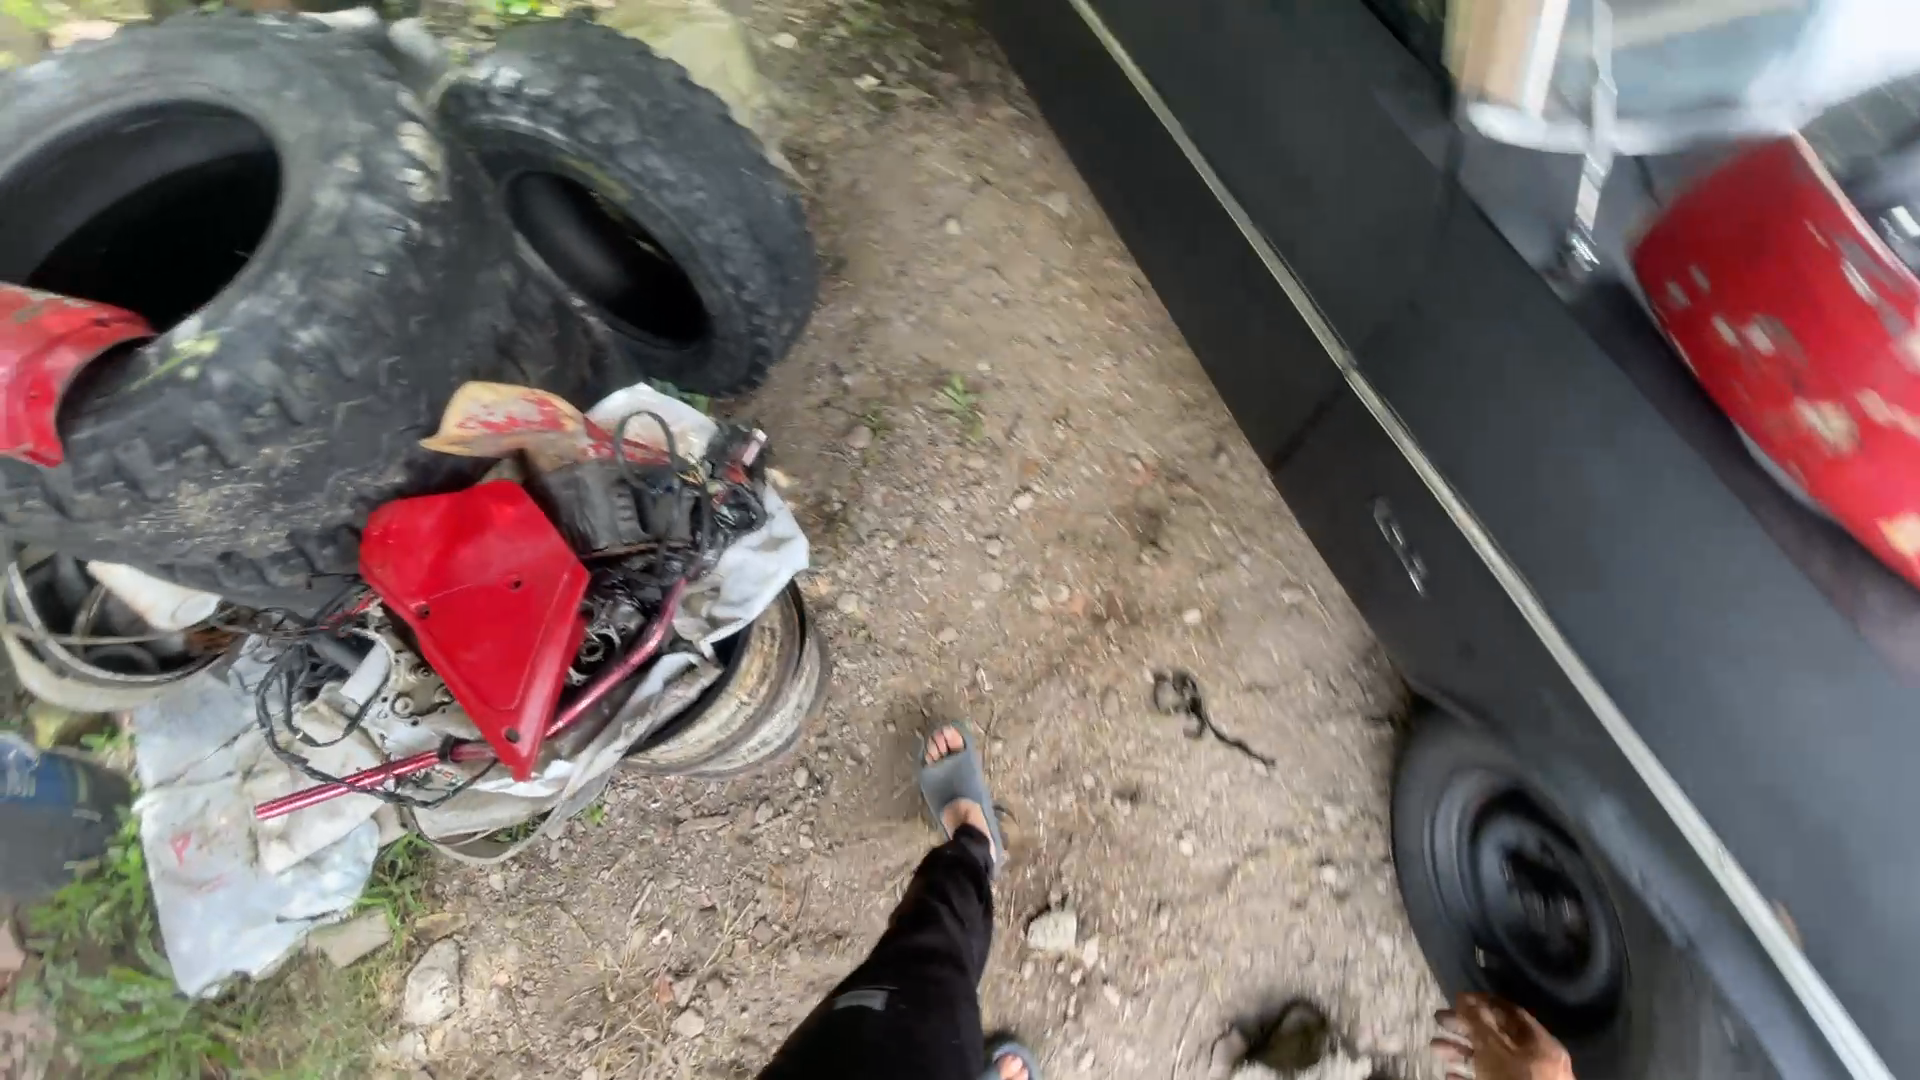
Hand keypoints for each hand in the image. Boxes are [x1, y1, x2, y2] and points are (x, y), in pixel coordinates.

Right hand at [1429, 993, 1574, 1079]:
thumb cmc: (1512, 1079)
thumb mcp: (1491, 1046)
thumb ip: (1477, 1019)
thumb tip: (1464, 998)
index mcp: (1539, 1043)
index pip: (1509, 1011)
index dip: (1481, 1000)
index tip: (1456, 998)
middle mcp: (1537, 1060)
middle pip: (1495, 1034)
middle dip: (1463, 1027)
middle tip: (1438, 1020)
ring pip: (1490, 1058)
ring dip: (1460, 1050)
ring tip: (1435, 1048)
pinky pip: (1491, 1078)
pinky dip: (1469, 1074)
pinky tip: (1449, 1074)